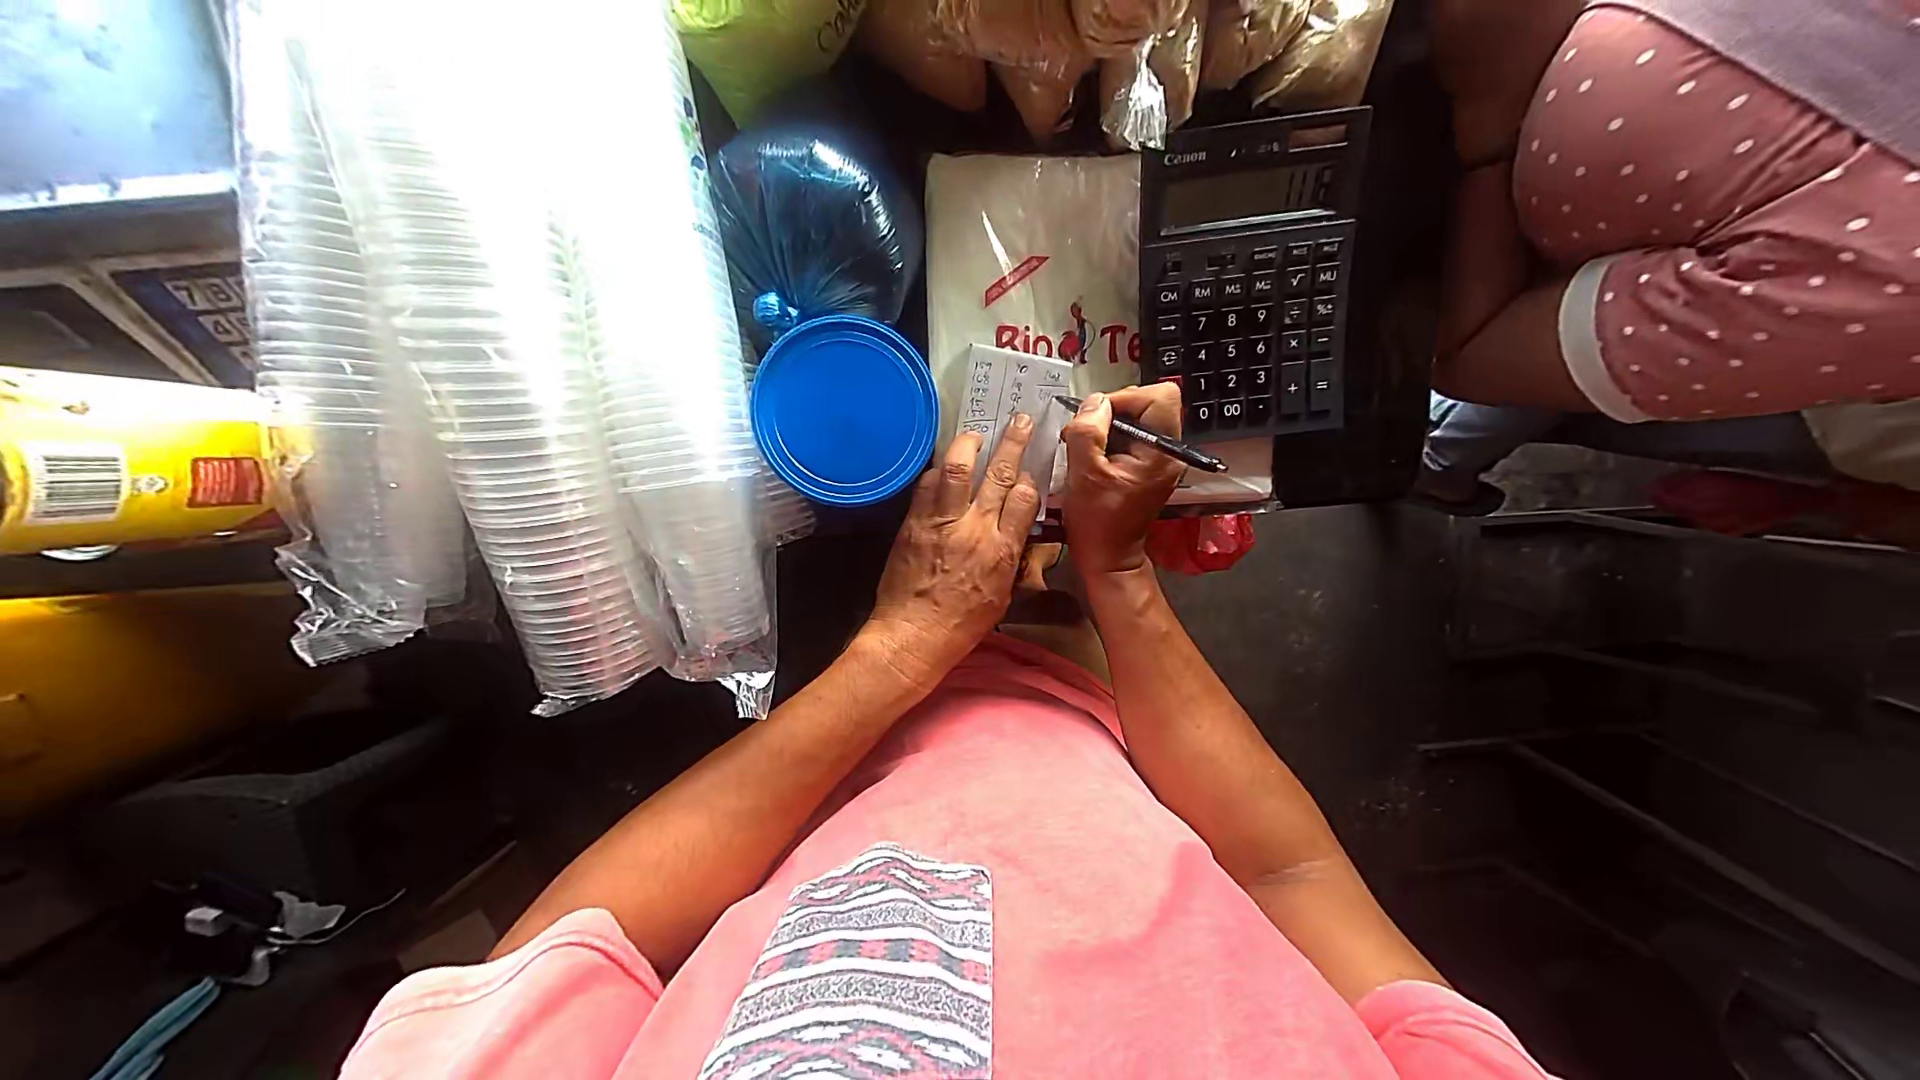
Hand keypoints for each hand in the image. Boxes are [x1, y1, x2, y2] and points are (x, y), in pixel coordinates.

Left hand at [862, 415, 1040, 692]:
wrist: (913, 635)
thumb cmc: (962, 625)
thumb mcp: (1002, 594)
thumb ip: (1010, 557)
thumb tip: (1015, 533)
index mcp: (1002, 550)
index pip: (1025, 498)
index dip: (1029, 479)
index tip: (1029, 472)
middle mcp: (975, 528)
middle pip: (999, 474)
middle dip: (1013, 443)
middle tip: (1021, 420)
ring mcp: (942, 522)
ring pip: (959, 470)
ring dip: (970, 445)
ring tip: (976, 434)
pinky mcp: (914, 523)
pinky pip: (928, 486)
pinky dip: (939, 472)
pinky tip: (944, 468)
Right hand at [1062, 385, 1185, 576]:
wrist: (1108, 557)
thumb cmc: (1097, 523)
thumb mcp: (1084, 474)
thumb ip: (1087, 432)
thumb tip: (1093, 402)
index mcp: (1161, 452)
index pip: (1158, 397)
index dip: (1124, 398)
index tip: (1096, 417)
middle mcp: (1167, 452)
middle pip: (1147, 404)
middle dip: (1112, 411)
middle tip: (1085, 432)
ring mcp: (1158, 459)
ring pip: (1136, 419)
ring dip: (1106, 426)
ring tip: (1084, 447)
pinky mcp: (1145, 466)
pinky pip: (1130, 436)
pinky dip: (1108, 440)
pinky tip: (1091, 458)